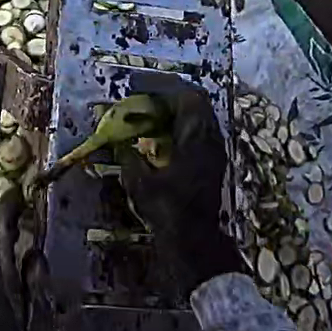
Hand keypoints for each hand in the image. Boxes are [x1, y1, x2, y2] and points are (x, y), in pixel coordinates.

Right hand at [115, 83, 242, 295]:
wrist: (192, 241)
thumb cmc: (166, 209)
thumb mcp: (139, 182)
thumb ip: (129, 156)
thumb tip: (117, 141)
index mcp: (197, 140)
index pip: (187, 99)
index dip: (162, 89)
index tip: (138, 89)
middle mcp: (210, 141)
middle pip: (196, 104)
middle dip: (168, 97)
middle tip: (142, 98)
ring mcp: (214, 152)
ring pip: (198, 118)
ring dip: (174, 112)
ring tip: (147, 114)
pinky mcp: (210, 163)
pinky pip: (196, 132)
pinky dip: (178, 127)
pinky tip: (158, 136)